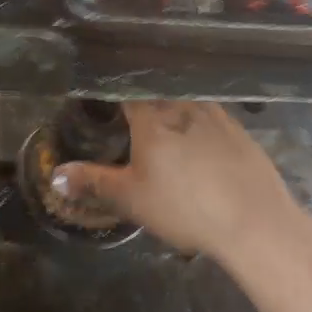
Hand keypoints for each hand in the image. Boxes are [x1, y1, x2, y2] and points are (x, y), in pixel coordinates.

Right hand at [53, 101, 299, 258]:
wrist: (256, 223)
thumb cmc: (186, 207)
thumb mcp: (132, 199)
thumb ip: (93, 182)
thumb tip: (55, 177)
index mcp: (151, 115)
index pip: (125, 88)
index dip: (111, 89)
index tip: (100, 94)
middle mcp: (181, 105)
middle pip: (155, 91)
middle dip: (140, 98)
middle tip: (127, 111)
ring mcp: (215, 114)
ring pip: (183, 100)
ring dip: (170, 106)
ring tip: (160, 121)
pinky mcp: (239, 130)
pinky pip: (209, 114)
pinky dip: (196, 121)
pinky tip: (196, 139)